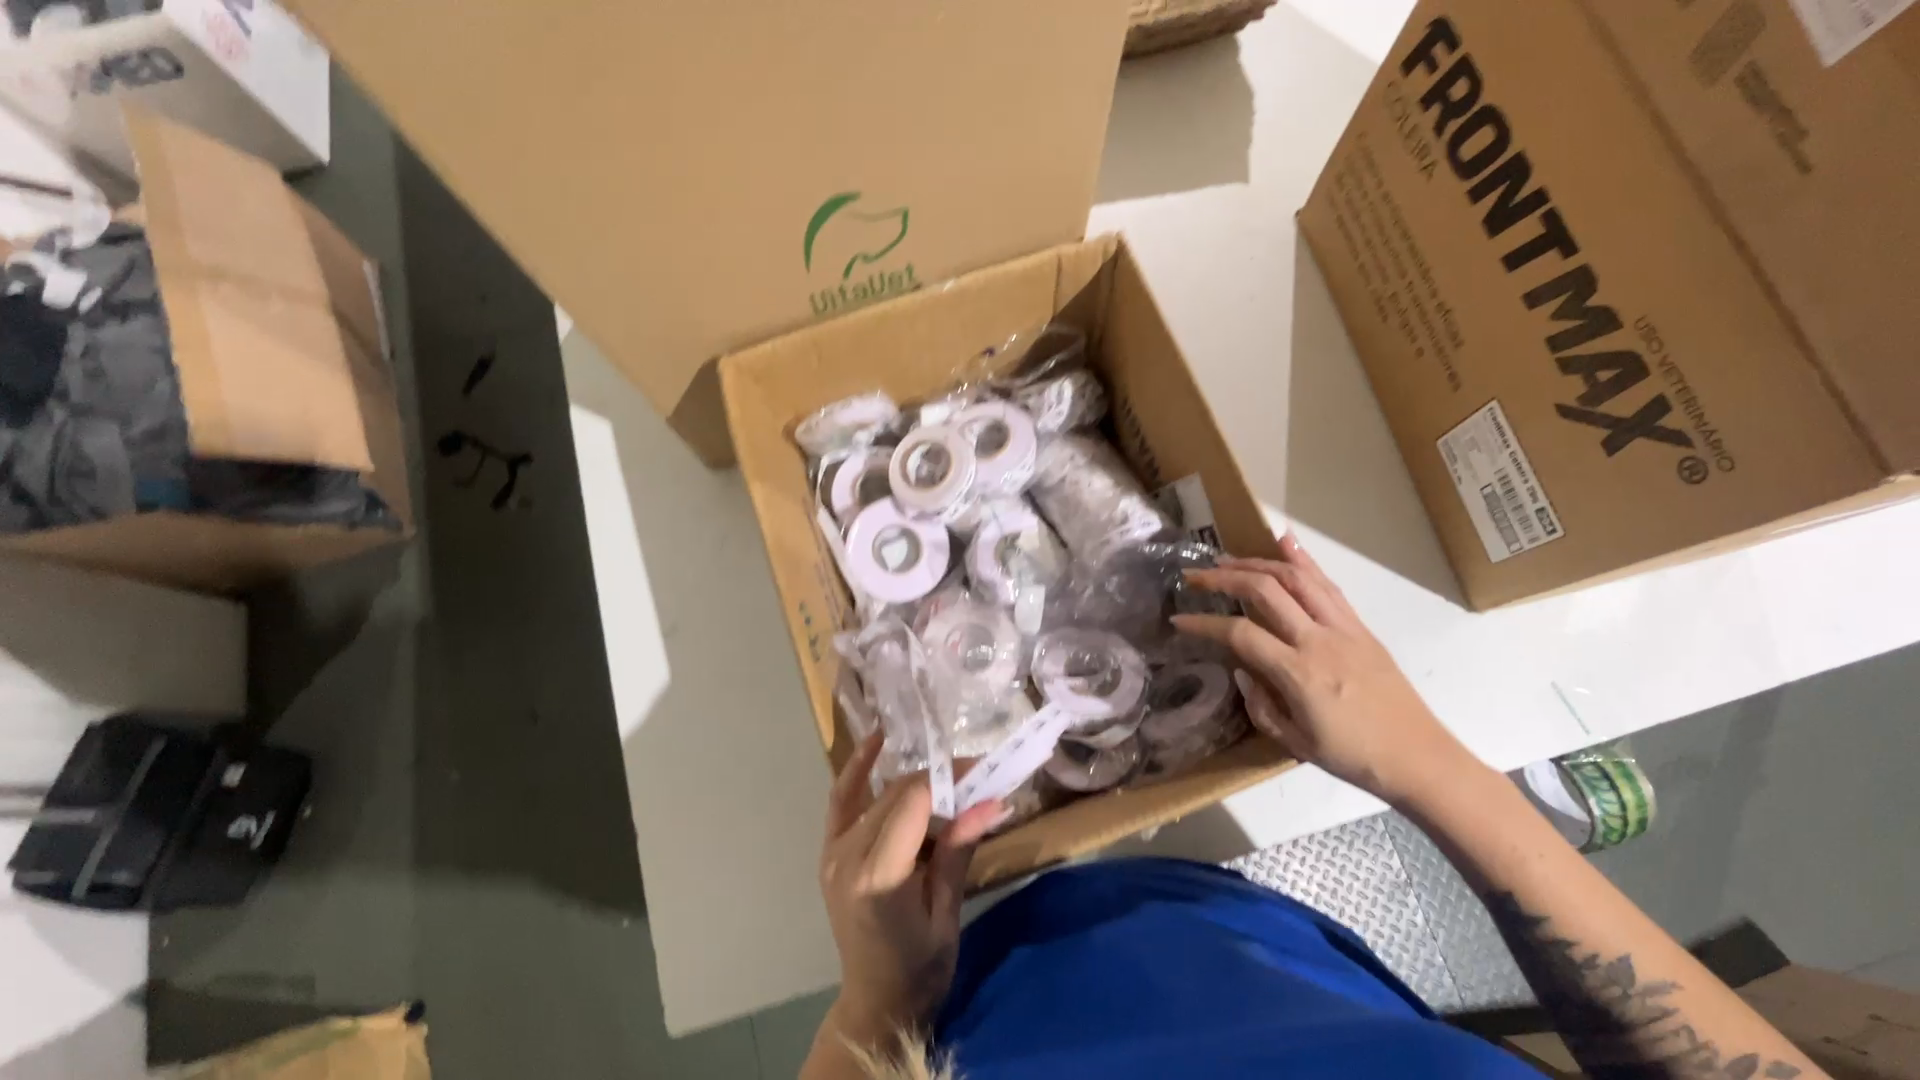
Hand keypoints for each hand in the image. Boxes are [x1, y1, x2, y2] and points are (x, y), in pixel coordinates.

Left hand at [818, 734, 1003, 1037]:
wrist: (876, 1001)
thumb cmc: (920, 967)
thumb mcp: (947, 911)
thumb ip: (959, 849)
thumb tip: (993, 799)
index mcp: (878, 875)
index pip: (914, 802)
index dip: (950, 778)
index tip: (985, 769)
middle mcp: (847, 856)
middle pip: (897, 795)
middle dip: (940, 779)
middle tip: (979, 775)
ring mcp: (832, 851)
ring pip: (877, 795)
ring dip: (914, 782)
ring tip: (949, 771)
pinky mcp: (829, 851)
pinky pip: (842, 800)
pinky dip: (858, 770)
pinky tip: (876, 742)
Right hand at [1174, 533, 1478, 805]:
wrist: (1418, 757)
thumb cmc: (1352, 758)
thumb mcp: (1295, 742)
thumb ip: (1261, 705)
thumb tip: (1244, 671)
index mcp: (1298, 673)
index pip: (1240, 634)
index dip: (1204, 624)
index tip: (1179, 620)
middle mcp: (1318, 641)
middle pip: (1265, 591)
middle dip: (1225, 578)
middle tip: (1197, 576)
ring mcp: (1343, 628)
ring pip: (1296, 579)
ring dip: (1258, 562)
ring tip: (1229, 558)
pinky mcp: (1360, 627)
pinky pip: (1327, 585)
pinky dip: (1303, 559)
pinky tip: (1284, 542)